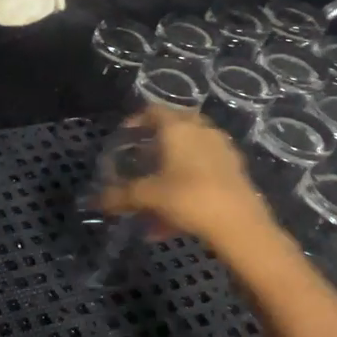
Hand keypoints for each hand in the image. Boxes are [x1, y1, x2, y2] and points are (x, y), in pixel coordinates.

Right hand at [98, 106, 277, 249]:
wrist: (240, 226)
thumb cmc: (189, 197)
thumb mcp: (147, 196)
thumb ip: (120, 195)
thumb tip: (95, 201)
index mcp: (179, 129)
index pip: (154, 110)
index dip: (136, 120)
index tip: (124, 135)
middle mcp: (202, 133)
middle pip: (176, 129)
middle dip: (156, 143)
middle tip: (140, 158)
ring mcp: (222, 152)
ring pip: (189, 154)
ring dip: (169, 169)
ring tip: (153, 195)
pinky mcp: (234, 174)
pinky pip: (202, 173)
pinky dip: (185, 186)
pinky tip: (172, 217)